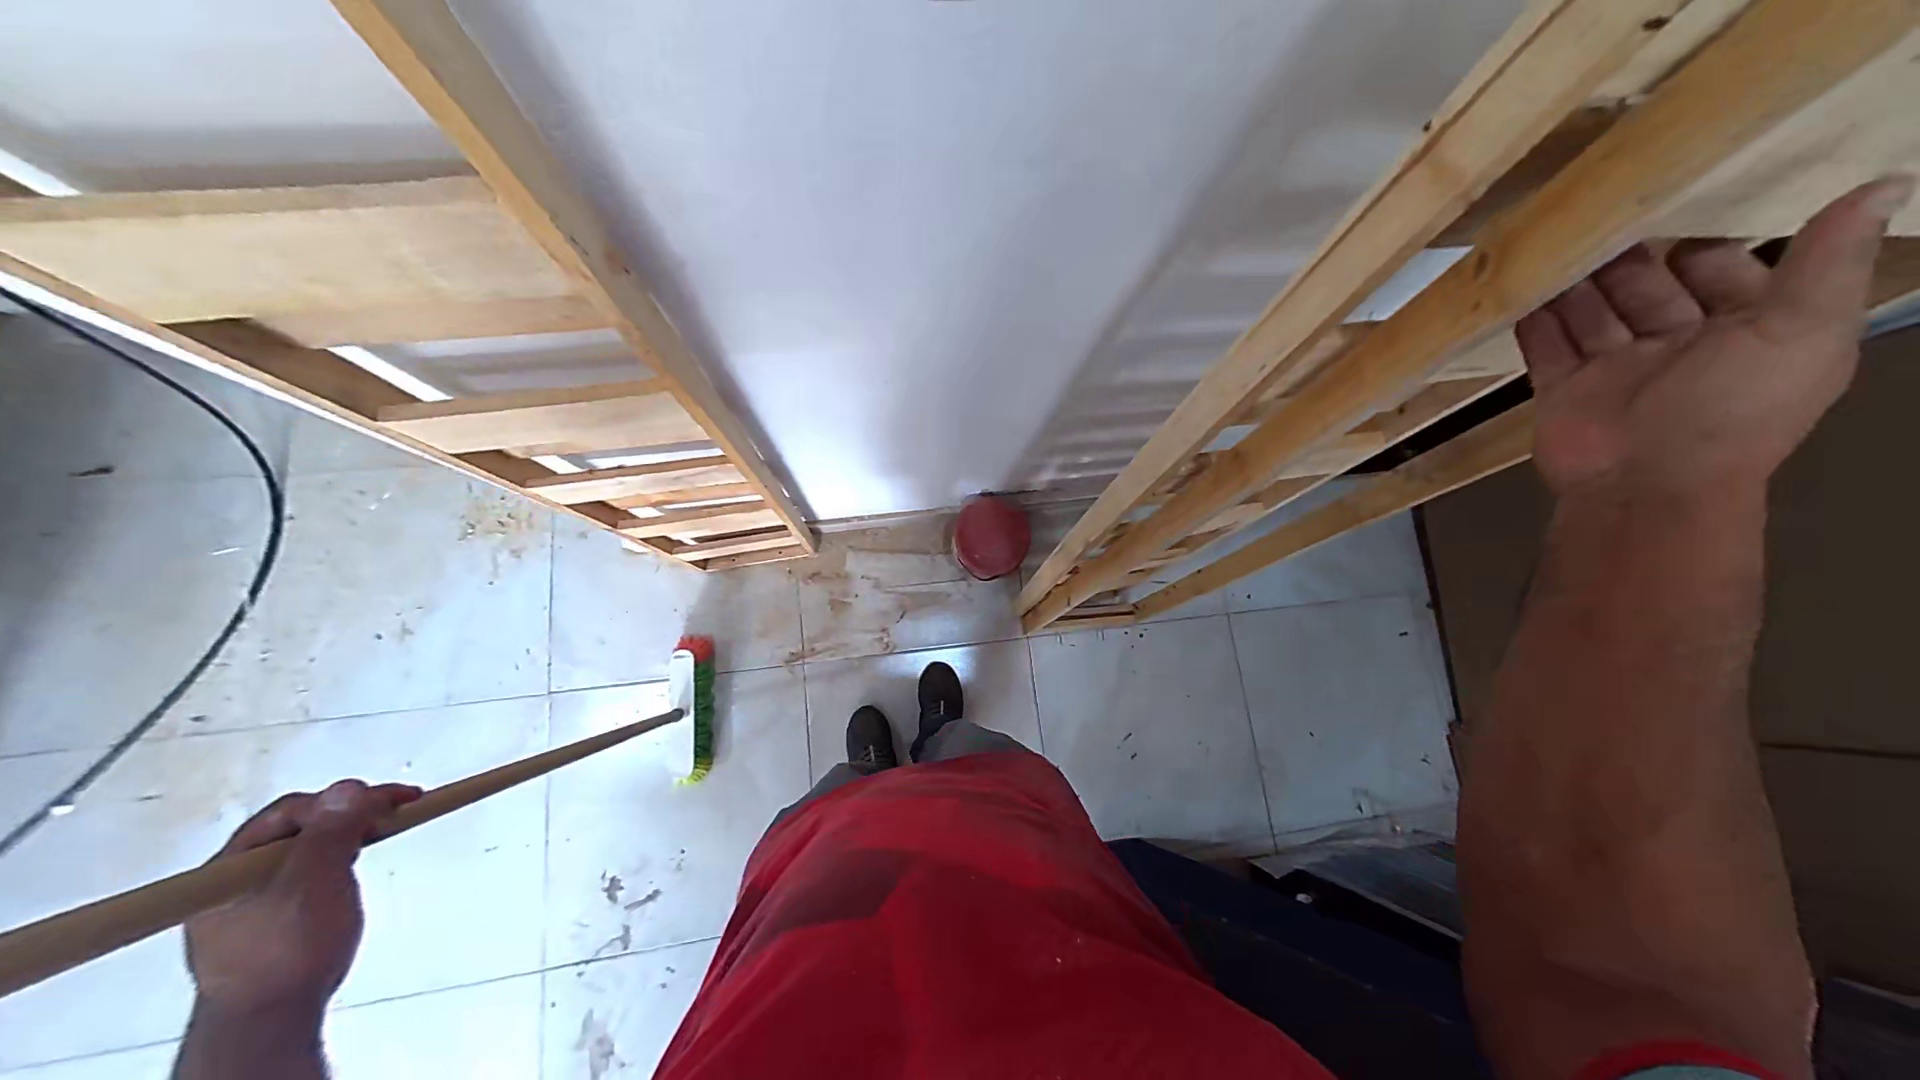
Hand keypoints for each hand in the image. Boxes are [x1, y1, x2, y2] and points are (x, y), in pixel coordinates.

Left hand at [185, 779, 420, 1018]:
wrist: (271, 1018)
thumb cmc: (289, 949)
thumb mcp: (316, 880)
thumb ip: (331, 832)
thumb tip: (349, 787)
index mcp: (231, 864)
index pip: (295, 809)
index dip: (349, 799)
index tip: (396, 801)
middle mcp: (234, 876)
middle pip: (301, 824)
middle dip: (352, 812)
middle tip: (397, 812)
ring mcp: (249, 897)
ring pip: (307, 845)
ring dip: (348, 831)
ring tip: (384, 831)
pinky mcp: (271, 915)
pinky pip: (308, 867)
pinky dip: (338, 855)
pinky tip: (354, 862)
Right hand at [1516, 176, 1912, 499]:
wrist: (1643, 485)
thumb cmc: (1730, 408)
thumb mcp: (1804, 328)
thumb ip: (1830, 258)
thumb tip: (1887, 181)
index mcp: (1744, 330)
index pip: (1722, 271)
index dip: (1703, 240)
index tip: (1675, 199)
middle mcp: (1677, 348)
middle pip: (1646, 291)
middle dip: (1626, 260)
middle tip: (1597, 218)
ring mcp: (1614, 371)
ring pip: (1591, 316)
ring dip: (1575, 285)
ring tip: (1552, 245)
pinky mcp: (1563, 391)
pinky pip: (1546, 350)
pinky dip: (1533, 324)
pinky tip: (1521, 293)